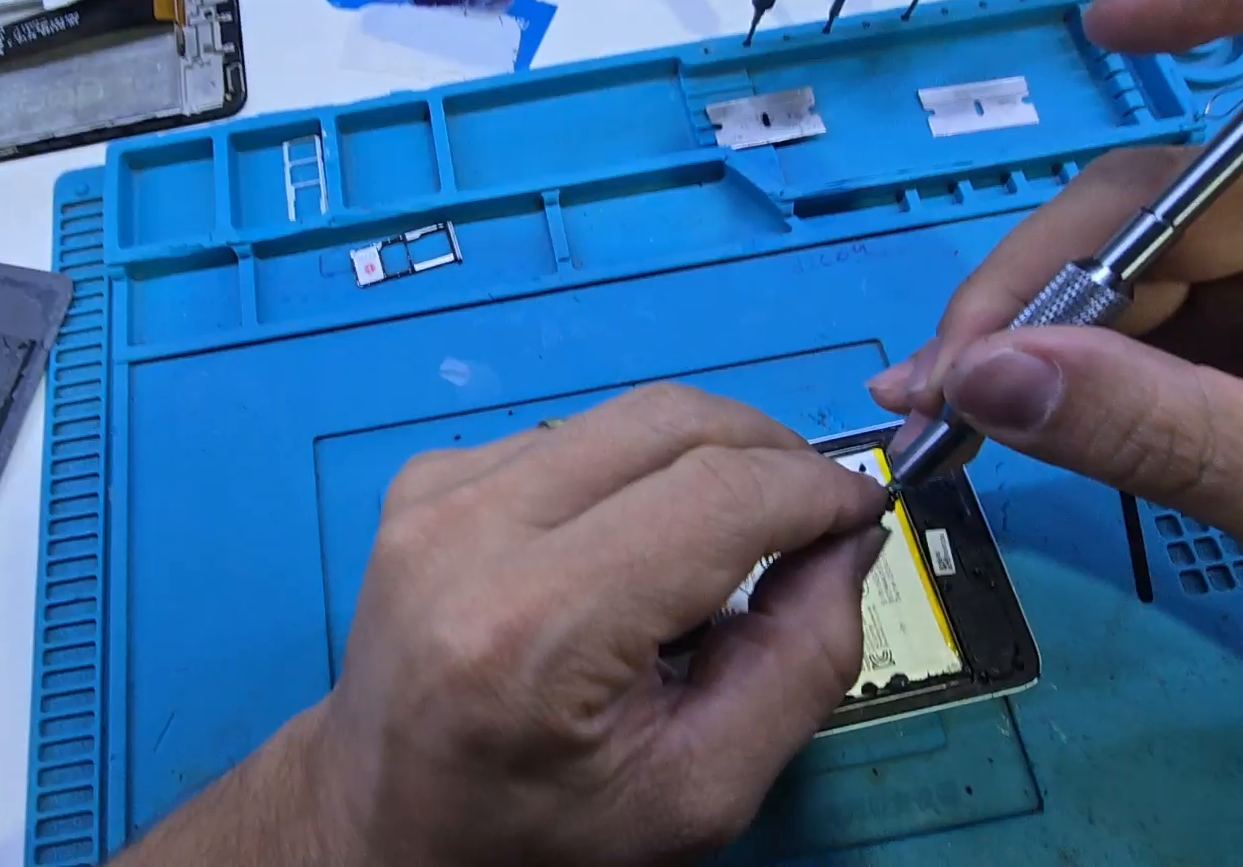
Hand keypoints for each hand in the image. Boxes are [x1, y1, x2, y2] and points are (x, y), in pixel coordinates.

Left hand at [128, 385, 890, 864]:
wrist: (380, 812)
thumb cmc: (537, 829)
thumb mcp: (699, 789)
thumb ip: (801, 659)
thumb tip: (842, 536)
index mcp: (536, 623)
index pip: (712, 494)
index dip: (810, 486)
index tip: (861, 505)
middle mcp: (472, 527)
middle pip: (665, 420)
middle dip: (765, 445)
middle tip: (811, 500)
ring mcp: (437, 488)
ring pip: (619, 417)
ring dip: (699, 452)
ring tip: (727, 523)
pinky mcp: (424, 475)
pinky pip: (566, 437)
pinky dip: (627, 466)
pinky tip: (627, 530)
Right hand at [869, 0, 1242, 688]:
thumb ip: (1177, 436)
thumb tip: (987, 375)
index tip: (1118, 30)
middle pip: (1172, 189)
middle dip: (1045, 277)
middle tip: (958, 368)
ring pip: (1107, 259)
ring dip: (1012, 331)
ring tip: (941, 400)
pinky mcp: (1223, 328)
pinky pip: (1099, 320)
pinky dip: (1027, 364)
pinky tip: (968, 401)